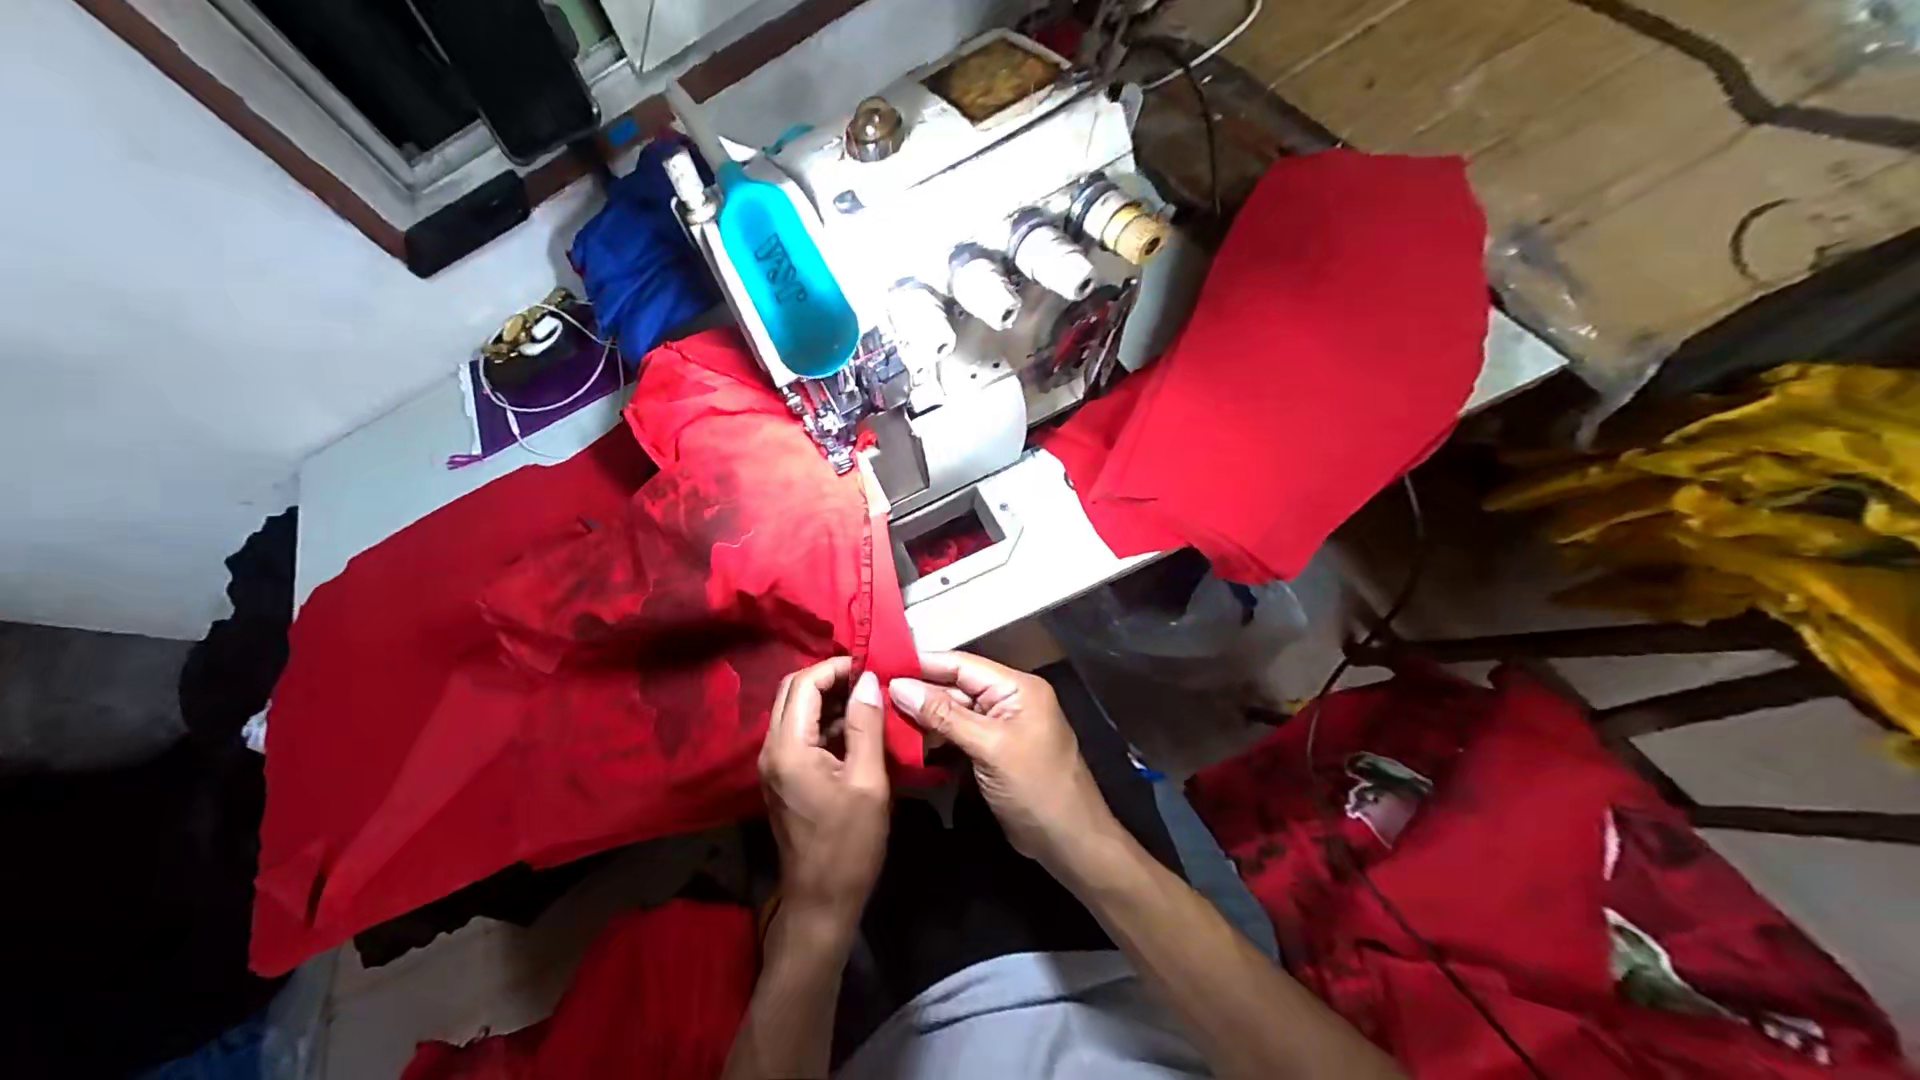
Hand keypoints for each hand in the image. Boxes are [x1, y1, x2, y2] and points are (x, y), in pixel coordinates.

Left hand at [760, 657, 889, 930]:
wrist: (822, 900)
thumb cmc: (849, 844)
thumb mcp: (868, 781)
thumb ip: (865, 725)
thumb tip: (869, 679)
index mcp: (789, 748)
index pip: (804, 684)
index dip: (836, 667)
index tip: (870, 665)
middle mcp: (771, 749)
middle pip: (793, 691)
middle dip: (829, 677)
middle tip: (869, 679)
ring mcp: (773, 764)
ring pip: (795, 710)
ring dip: (828, 698)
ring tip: (869, 698)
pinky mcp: (782, 776)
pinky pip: (799, 732)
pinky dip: (824, 721)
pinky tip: (856, 727)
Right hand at [888, 652, 1119, 867]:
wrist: (1069, 842)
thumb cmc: (1036, 787)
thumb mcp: (989, 747)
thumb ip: (943, 715)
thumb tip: (899, 686)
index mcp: (1016, 688)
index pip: (962, 665)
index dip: (923, 663)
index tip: (883, 663)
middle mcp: (1007, 701)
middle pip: (955, 687)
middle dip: (918, 691)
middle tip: (874, 693)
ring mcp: (999, 727)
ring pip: (953, 712)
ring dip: (922, 716)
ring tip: (881, 715)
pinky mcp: (991, 752)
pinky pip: (957, 735)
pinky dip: (934, 737)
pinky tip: (904, 739)